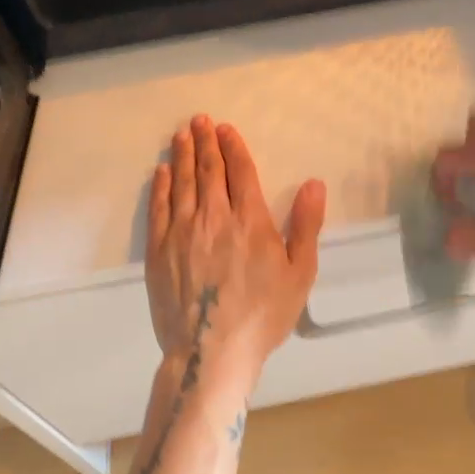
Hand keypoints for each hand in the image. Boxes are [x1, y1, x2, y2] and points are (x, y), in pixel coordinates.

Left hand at [146, 115, 325, 390]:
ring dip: (182, 156)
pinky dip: (161, 186)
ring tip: (181, 135)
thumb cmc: (263, 315)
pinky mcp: (159, 252)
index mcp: (250, 221)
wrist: (211, 352)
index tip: (226, 129)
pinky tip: (162, 172)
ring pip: (182, 183)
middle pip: (208, 170)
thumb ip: (306, 225)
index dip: (233, 147)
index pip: (240, 172)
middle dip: (205, 142)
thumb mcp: (299, 273)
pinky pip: (159, 209)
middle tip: (200, 120)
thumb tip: (314, 184)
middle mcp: (214, 217)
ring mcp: (182, 233)